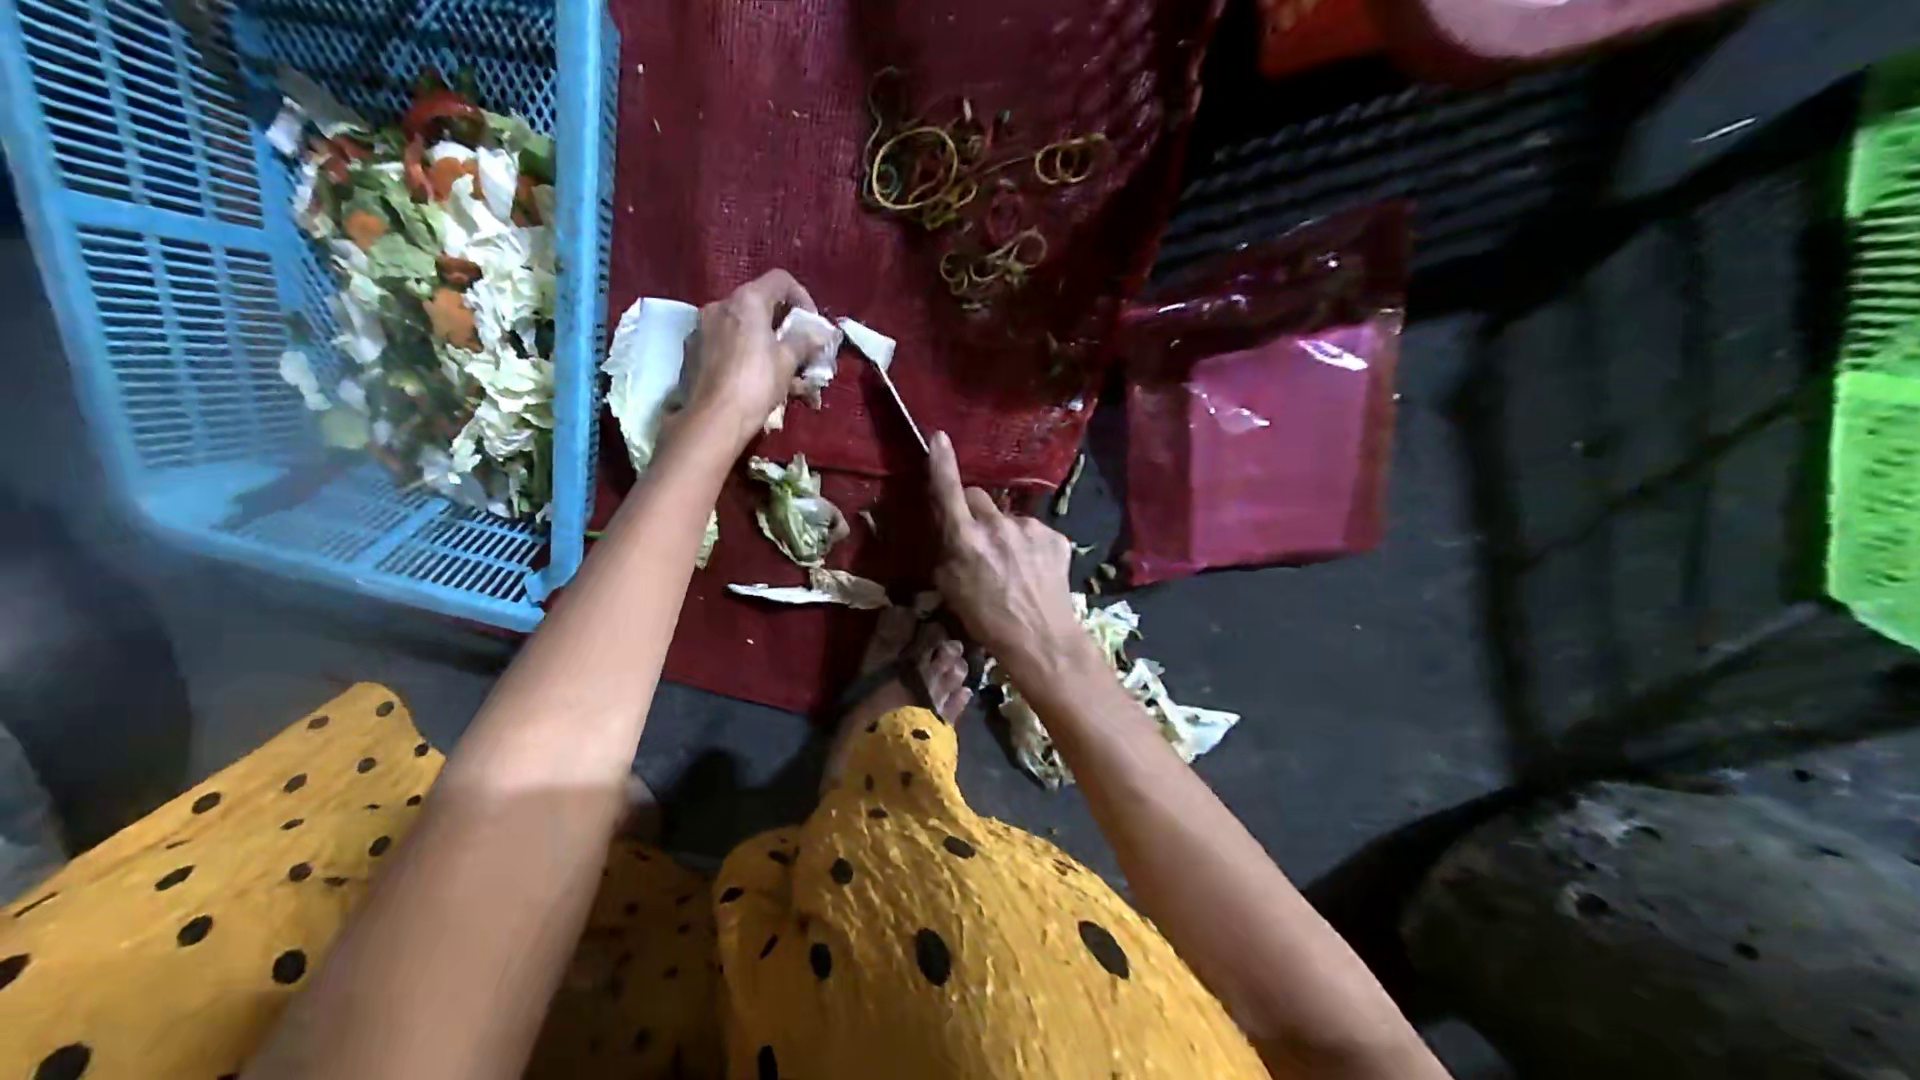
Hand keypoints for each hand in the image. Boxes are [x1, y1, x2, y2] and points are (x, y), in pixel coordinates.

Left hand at [684, 269, 817, 450]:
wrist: (713, 419)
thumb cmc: (756, 384)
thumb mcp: (788, 361)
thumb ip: (804, 341)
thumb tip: (819, 333)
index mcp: (746, 301)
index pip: (781, 280)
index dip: (802, 298)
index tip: (812, 325)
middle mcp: (719, 305)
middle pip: (758, 304)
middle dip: (782, 324)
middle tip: (798, 349)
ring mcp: (701, 328)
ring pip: (740, 326)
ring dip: (762, 341)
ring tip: (777, 370)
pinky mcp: (691, 351)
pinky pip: (724, 343)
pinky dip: (742, 353)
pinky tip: (751, 378)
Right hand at [927, 430, 1092, 686]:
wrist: (1041, 640)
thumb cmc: (987, 620)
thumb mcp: (951, 589)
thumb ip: (948, 552)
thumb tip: (951, 532)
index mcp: (966, 539)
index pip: (949, 492)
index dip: (941, 464)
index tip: (939, 437)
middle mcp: (998, 526)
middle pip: (978, 499)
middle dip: (974, 513)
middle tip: (979, 542)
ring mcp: (1030, 529)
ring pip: (1007, 518)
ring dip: (1005, 533)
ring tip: (1013, 568)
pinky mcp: (1055, 537)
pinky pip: (1033, 532)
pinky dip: (1029, 545)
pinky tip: (1033, 571)